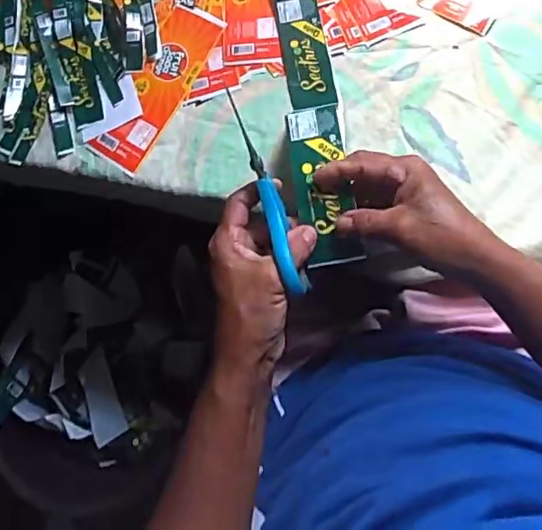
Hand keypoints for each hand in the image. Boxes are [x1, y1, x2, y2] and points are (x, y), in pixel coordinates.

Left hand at [208, 181, 316, 379]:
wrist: (249, 355)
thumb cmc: (251, 311)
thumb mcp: (272, 275)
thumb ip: (291, 248)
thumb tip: (309, 229)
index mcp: (228, 241)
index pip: (239, 204)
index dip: (257, 191)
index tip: (280, 185)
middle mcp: (236, 248)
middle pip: (260, 222)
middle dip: (283, 219)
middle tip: (308, 217)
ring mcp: (250, 265)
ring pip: (272, 240)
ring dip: (291, 239)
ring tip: (313, 235)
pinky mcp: (262, 279)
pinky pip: (278, 257)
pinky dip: (292, 255)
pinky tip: (309, 255)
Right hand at [314, 151, 503, 277]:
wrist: (477, 258)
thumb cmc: (441, 236)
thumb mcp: (400, 228)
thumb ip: (365, 221)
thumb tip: (336, 222)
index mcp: (404, 167)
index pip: (362, 163)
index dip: (336, 169)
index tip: (313, 178)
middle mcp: (404, 172)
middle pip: (364, 170)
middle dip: (340, 180)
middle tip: (315, 191)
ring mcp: (407, 189)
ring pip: (369, 187)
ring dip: (349, 196)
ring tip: (324, 206)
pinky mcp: (408, 206)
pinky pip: (378, 202)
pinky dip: (361, 209)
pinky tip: (346, 219)